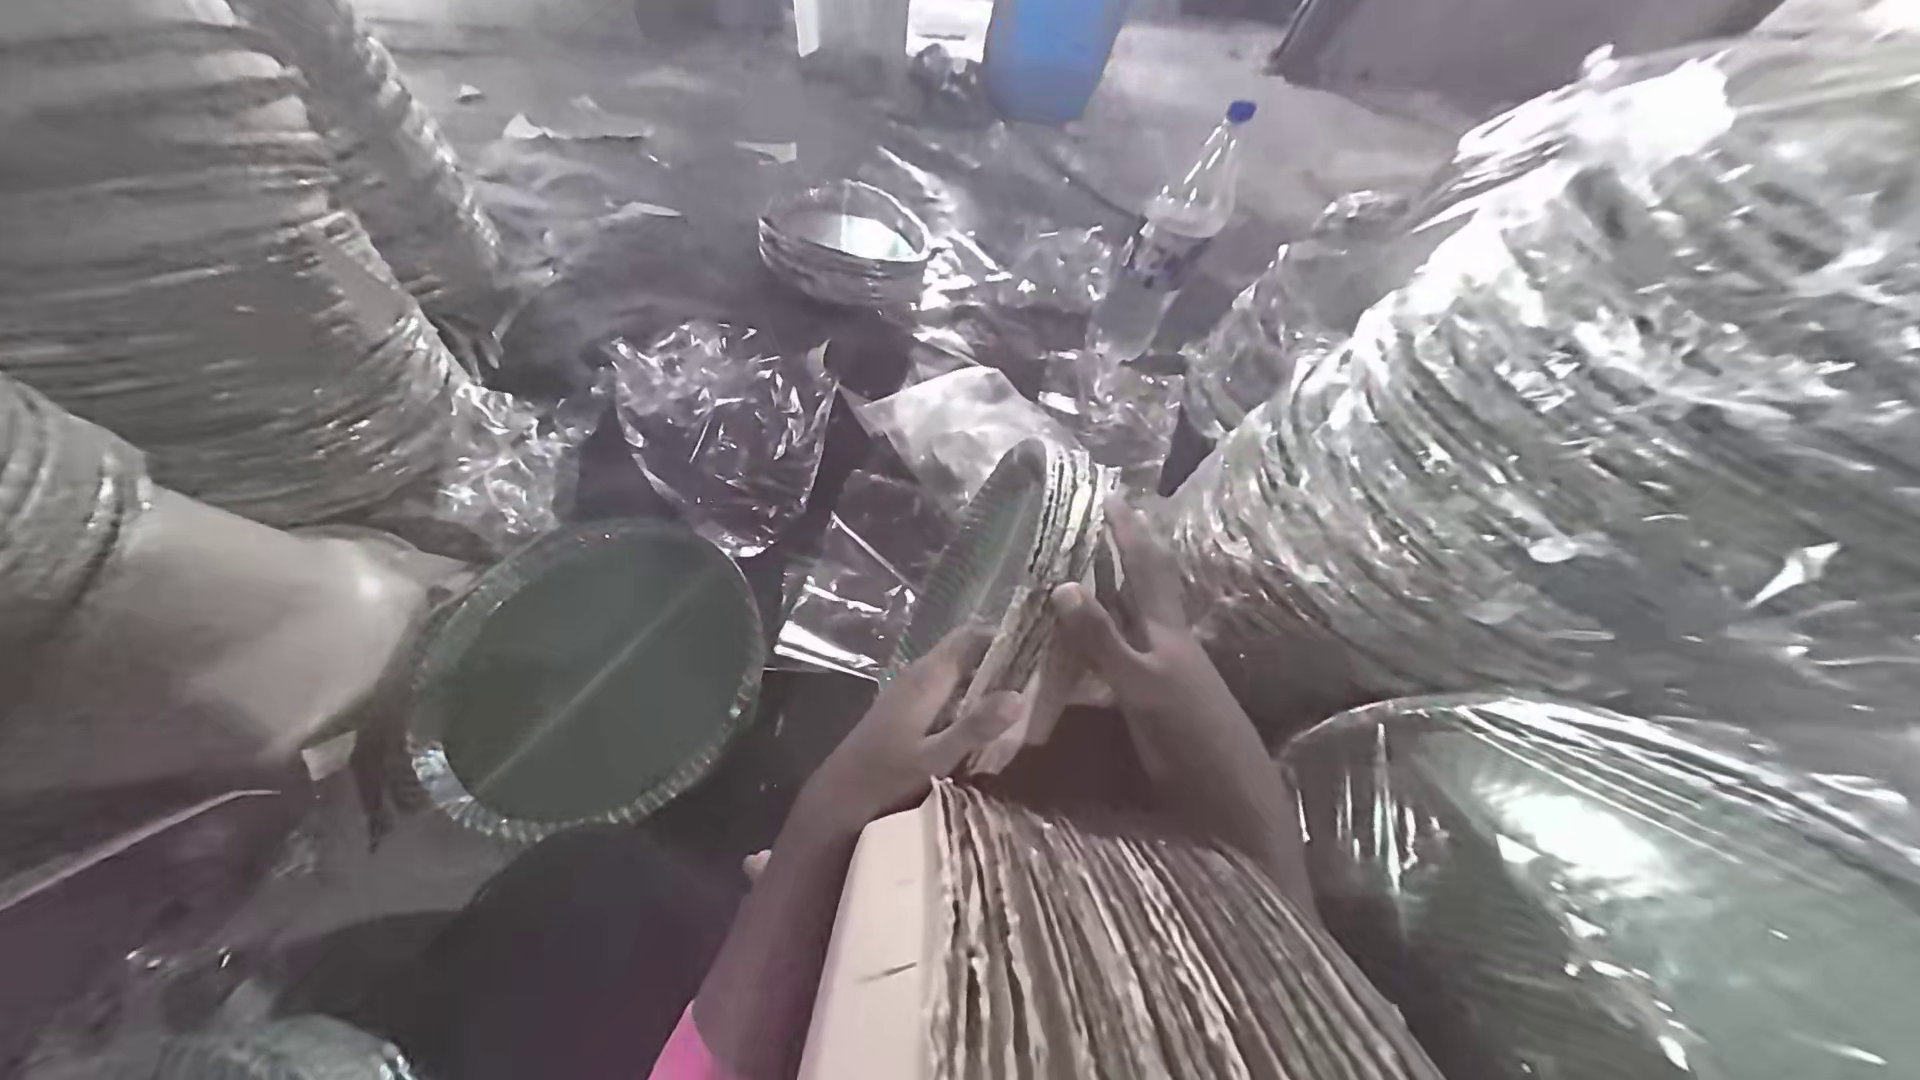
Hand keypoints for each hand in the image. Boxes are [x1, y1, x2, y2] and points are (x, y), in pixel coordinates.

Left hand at [793, 627, 1021, 838]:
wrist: (837, 798)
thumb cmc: (885, 778)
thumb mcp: (936, 757)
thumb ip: (976, 727)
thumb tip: (1019, 695)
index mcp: (928, 677)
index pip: (971, 636)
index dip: (1004, 636)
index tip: (1037, 650)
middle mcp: (920, 674)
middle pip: (966, 650)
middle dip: (1000, 659)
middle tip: (1038, 679)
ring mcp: (911, 690)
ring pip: (957, 670)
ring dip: (987, 678)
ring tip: (1022, 698)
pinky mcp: (907, 707)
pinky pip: (947, 688)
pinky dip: (970, 695)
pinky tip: (987, 720)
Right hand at [1049, 499, 1315, 910]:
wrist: (1232, 800)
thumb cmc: (1189, 736)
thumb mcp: (1141, 684)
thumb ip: (1103, 638)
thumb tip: (1063, 584)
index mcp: (1167, 629)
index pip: (1146, 565)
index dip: (1129, 530)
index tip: (1112, 495)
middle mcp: (1170, 640)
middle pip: (1150, 583)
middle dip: (1128, 550)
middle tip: (1102, 524)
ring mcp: (1168, 668)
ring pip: (1141, 614)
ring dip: (1119, 589)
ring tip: (1090, 570)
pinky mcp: (1159, 695)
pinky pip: (1129, 648)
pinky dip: (1109, 634)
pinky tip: (1095, 640)